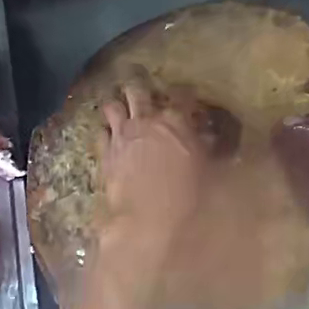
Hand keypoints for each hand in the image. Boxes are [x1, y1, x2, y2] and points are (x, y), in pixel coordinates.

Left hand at [91, 77, 209, 304]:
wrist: (148, 220)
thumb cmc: (187, 197)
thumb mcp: (207, 171)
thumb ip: (206, 149)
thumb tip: (208, 138)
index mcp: (176, 122)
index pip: (182, 95)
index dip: (185, 93)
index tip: (187, 95)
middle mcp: (146, 121)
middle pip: (139, 91)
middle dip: (139, 87)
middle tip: (141, 88)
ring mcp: (122, 135)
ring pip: (112, 106)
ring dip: (116, 104)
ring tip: (118, 105)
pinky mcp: (105, 152)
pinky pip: (100, 131)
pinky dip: (104, 130)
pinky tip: (107, 133)